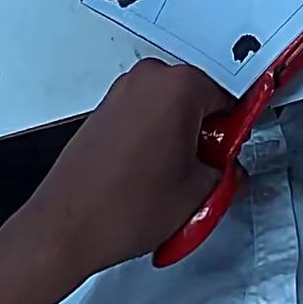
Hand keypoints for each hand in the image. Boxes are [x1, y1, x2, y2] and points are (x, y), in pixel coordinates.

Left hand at [16, 58, 231, 279]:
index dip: (235, 127)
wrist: (66, 226)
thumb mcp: (200, 193)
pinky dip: (155, 135)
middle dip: (206, 131)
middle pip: (198, 97)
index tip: (235, 143)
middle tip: (207, 166)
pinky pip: (146, 112)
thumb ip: (227, 169)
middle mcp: (150, 77)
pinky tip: (153, 171)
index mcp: (180, 86)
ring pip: (170, 105)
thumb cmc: (119, 207)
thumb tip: (228, 163)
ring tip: (175, 175)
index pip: (229, 96)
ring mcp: (125, 89)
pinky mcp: (107, 106)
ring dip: (179, 134)